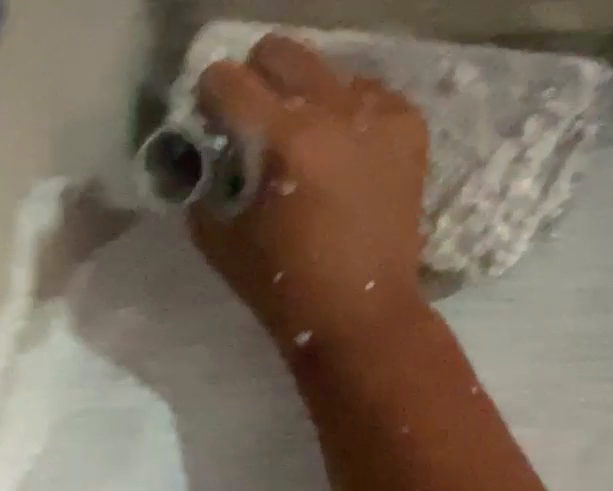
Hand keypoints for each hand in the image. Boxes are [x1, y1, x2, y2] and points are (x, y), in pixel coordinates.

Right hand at [189, 35, 429, 353]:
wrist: (359, 313)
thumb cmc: (278, 286)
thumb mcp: (218, 239)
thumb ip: (204, 185)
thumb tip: (204, 153)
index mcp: (284, 140)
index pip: (228, 82)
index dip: (207, 95)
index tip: (204, 118)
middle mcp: (336, 111)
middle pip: (280, 53)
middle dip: (254, 78)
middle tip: (246, 118)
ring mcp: (380, 114)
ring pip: (325, 70)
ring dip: (300, 96)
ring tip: (295, 139)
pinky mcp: (408, 127)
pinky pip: (365, 93)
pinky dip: (341, 111)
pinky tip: (333, 149)